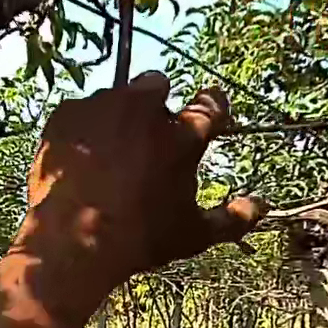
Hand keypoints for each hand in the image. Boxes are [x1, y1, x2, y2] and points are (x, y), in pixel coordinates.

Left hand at [10, 72, 265, 310]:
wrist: (73, 242)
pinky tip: (75, 158)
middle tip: (142, 137)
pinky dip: (80, 128)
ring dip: (114, 116)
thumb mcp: (190, 236)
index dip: (208, 110)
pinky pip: (78, 111)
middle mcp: (146, 109)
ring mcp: (103, 106)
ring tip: (103, 153)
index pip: (210, 105)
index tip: (201, 119)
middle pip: (156, 86)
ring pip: (114, 96)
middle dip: (154, 104)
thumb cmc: (139, 240)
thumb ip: (230, 220)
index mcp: (184, 136)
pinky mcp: (67, 114)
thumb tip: (260, 206)